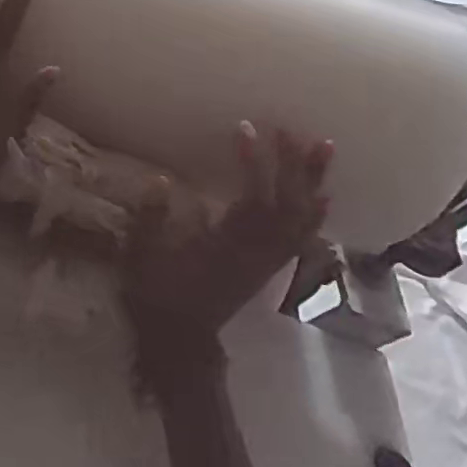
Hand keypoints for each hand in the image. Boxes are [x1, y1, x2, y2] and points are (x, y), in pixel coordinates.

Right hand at [124, 123, 333, 382]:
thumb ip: (151, 217)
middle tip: (289, 128)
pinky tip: (323, 196)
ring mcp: (268, 259)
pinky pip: (302, 237)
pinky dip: (315, 213)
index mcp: (227, 244)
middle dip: (290, 163)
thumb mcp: (143, 255)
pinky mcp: (271, 266)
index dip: (251, 160)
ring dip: (312, 181)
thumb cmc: (159, 293)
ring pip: (301, 217)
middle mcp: (256, 250)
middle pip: (287, 203)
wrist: (182, 338)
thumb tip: (159, 179)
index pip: (250, 196)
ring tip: (322, 146)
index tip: (245, 128)